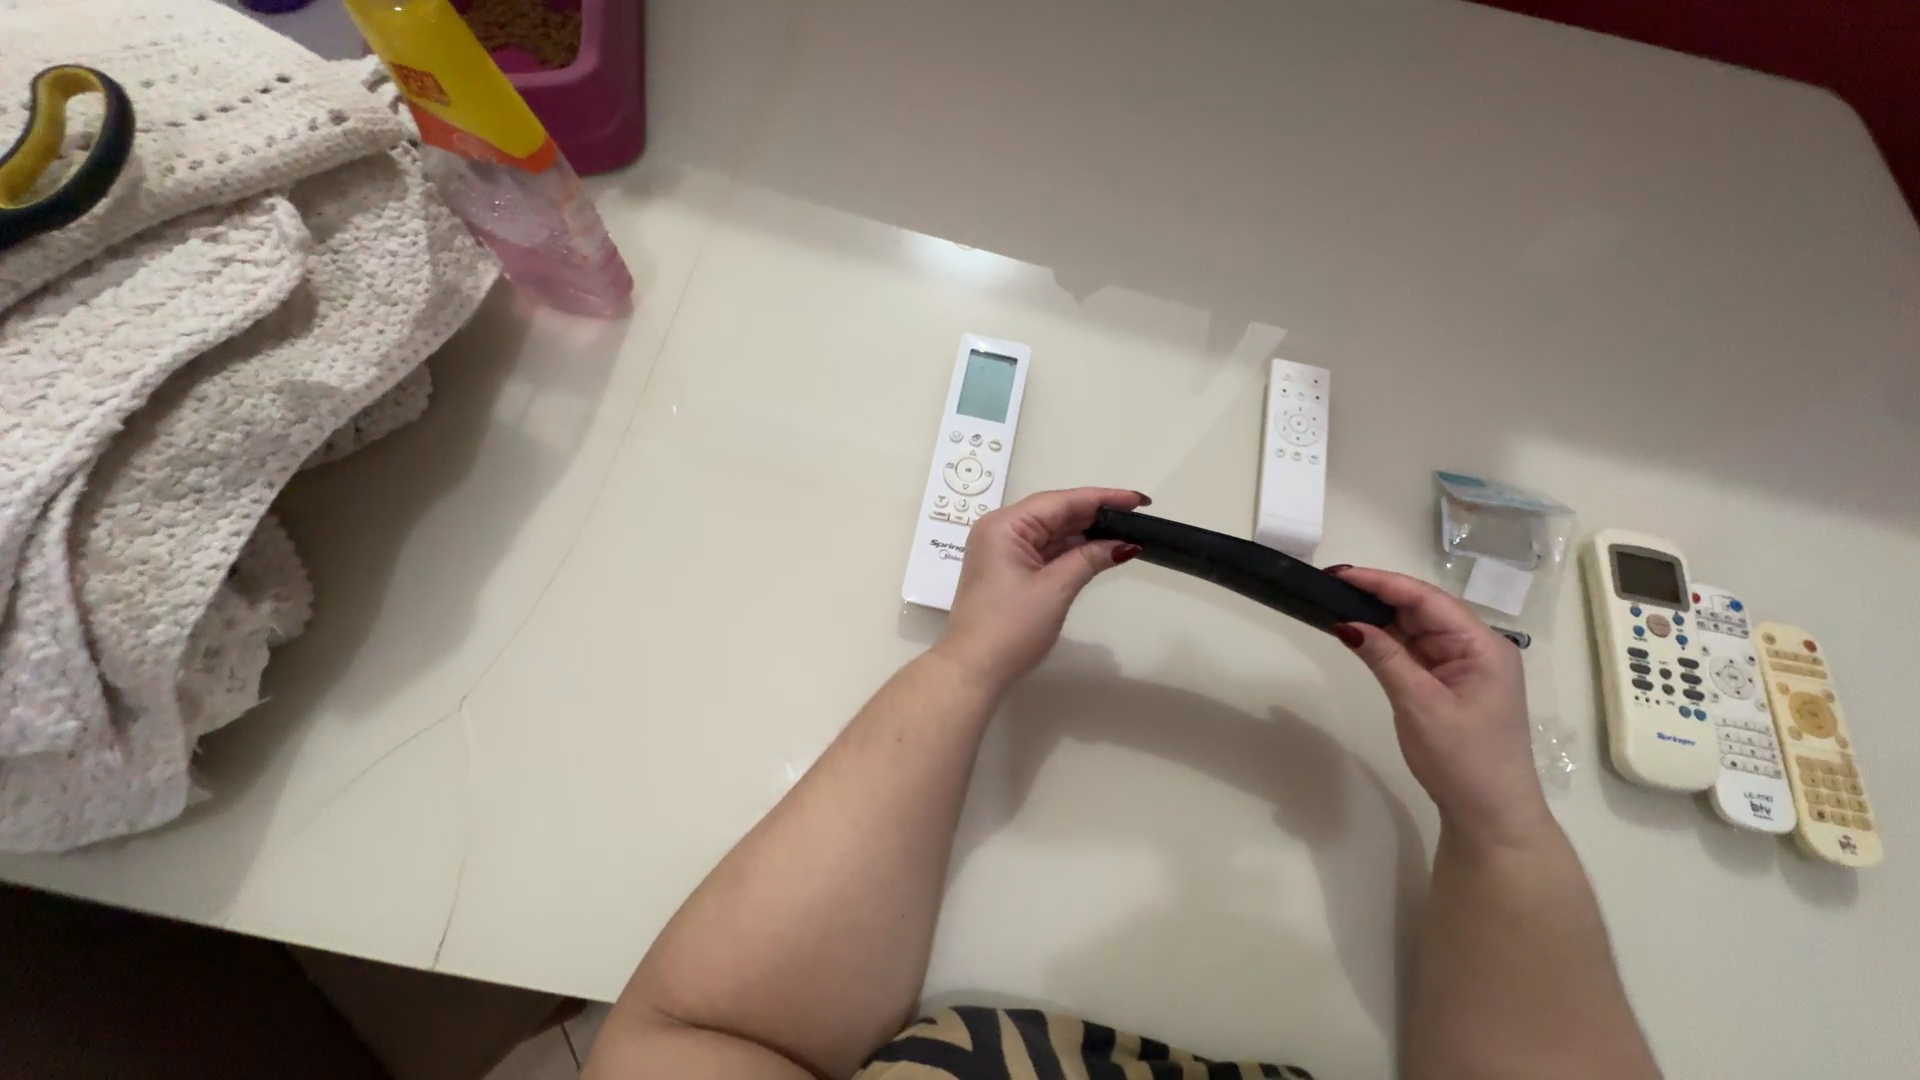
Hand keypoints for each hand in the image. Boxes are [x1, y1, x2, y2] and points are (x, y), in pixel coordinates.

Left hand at [931, 487, 1148, 688]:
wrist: (973, 670)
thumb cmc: (1011, 627)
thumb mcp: (1055, 589)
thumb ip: (1089, 558)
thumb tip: (1125, 544)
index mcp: (1004, 525)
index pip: (1060, 501)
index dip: (1102, 498)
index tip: (1138, 499)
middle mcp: (1000, 531)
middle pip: (1055, 513)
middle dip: (1096, 515)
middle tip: (1137, 516)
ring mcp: (1003, 552)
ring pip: (1052, 533)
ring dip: (1086, 534)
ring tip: (1127, 532)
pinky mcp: (1008, 572)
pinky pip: (1045, 552)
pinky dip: (1072, 552)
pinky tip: (1100, 551)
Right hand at [1328, 566, 1551, 845]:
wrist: (1490, 813)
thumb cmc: (1463, 758)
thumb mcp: (1419, 704)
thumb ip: (1385, 658)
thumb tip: (1346, 623)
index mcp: (1482, 646)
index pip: (1426, 599)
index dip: (1382, 582)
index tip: (1340, 573)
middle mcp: (1476, 648)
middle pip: (1422, 608)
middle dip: (1377, 594)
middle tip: (1330, 584)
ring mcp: (1461, 665)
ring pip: (1415, 627)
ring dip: (1379, 616)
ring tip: (1336, 602)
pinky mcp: (1447, 682)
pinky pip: (1413, 650)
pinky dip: (1385, 640)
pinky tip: (1359, 632)